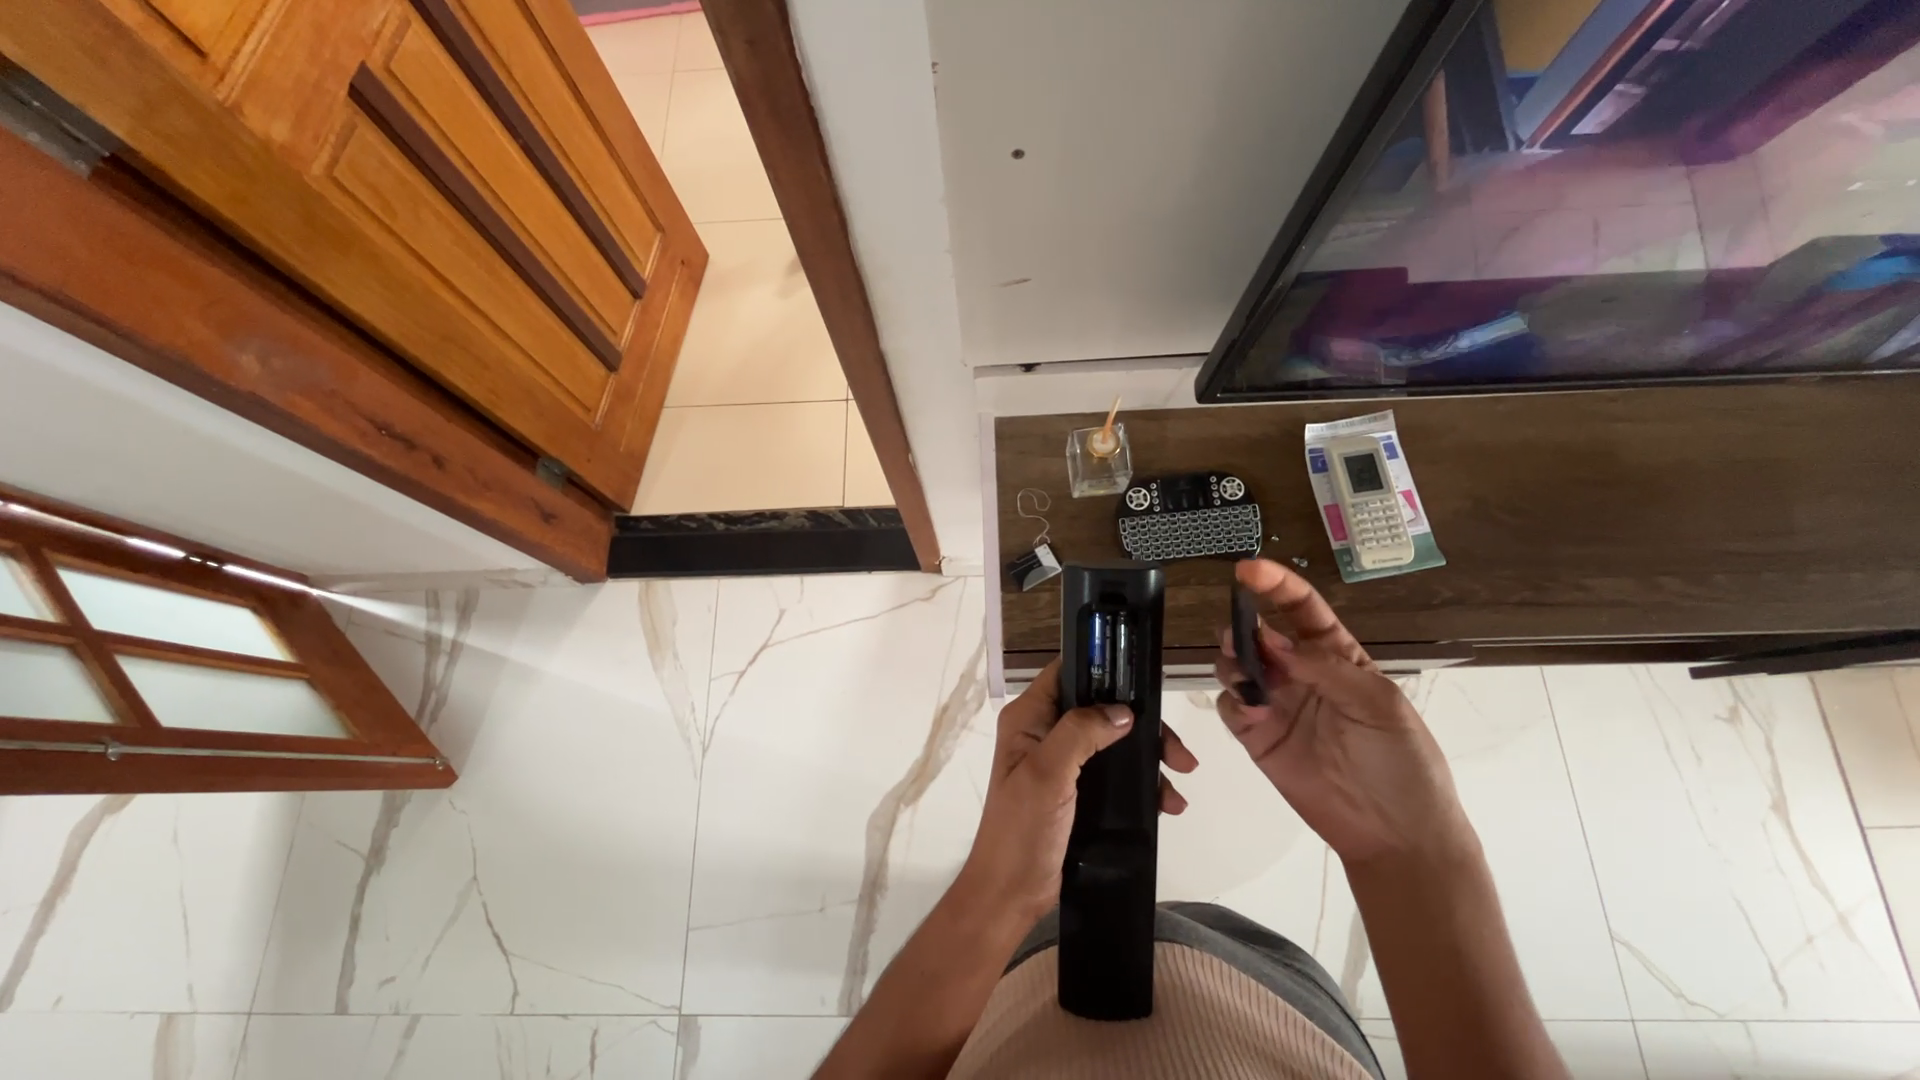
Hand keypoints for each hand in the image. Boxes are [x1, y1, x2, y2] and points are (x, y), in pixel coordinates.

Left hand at [960, 657, 1198, 920]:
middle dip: (1143, 725)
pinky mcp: (1078, 793)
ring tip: (1181, 780)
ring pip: (1115, 742)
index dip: (1103, 667)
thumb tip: (1123, 710)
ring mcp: (1063, 764)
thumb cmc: (1022, 829)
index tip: (1144, 680)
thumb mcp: (1048, 773)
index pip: (1067, 672)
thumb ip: (1082, 733)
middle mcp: (1045, 733)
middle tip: (1178, 753)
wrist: (1012, 893)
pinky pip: (1117, 775)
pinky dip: (1144, 785)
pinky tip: (1168, 804)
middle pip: (1101, 708)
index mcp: (1029, 719)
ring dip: (1149, 757)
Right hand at [1216, 559, 1472, 867]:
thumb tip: (1275, 643)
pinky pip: (1231, 707)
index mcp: (1337, 656)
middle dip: (1244, 628)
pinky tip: (1252, 713)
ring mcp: (1277, 706)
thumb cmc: (1402, 762)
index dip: (1275, 584)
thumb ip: (1327, 668)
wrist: (1394, 834)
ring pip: (1237, 666)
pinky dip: (1233, 701)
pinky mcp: (1258, 738)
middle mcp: (1301, 674)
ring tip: (1247, 679)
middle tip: (1244, 641)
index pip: (1301, 608)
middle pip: (1259, 634)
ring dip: (1233, 662)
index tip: (1247, 570)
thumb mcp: (1379, 705)